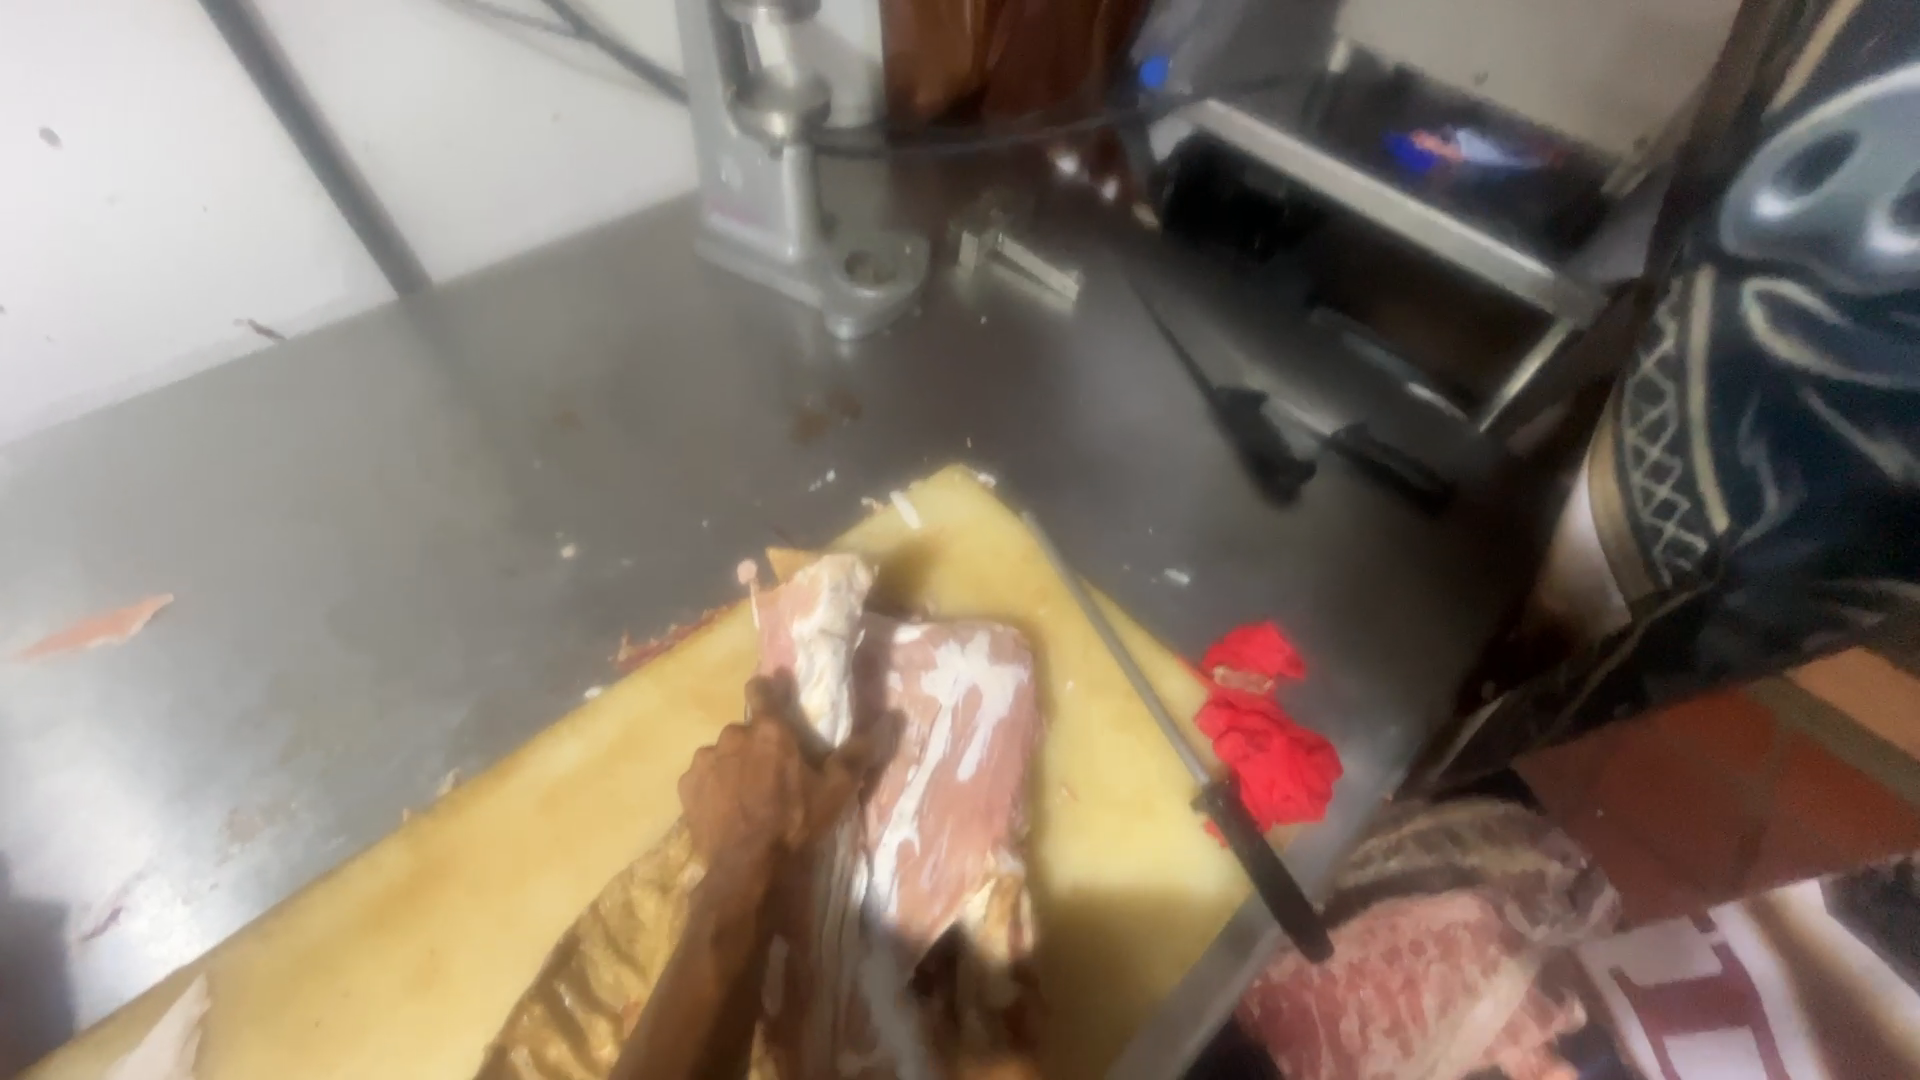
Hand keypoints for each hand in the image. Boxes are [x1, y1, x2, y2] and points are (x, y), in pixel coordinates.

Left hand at [679, 676, 878, 874]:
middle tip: (772, 772)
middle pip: (746, 729)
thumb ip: (859, 751)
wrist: (748, 868)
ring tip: (748, 796)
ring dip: (734, 765)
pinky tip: (727, 808)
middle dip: (757, 744)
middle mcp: (734, 735)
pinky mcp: (687, 787)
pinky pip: (703, 776)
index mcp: (770, 729)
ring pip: (723, 753)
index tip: (774, 695)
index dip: (768, 689)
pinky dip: (713, 786)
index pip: (762, 689)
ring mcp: (706, 760)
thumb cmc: (797, 822)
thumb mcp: (837, 789)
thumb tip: (891, 717)